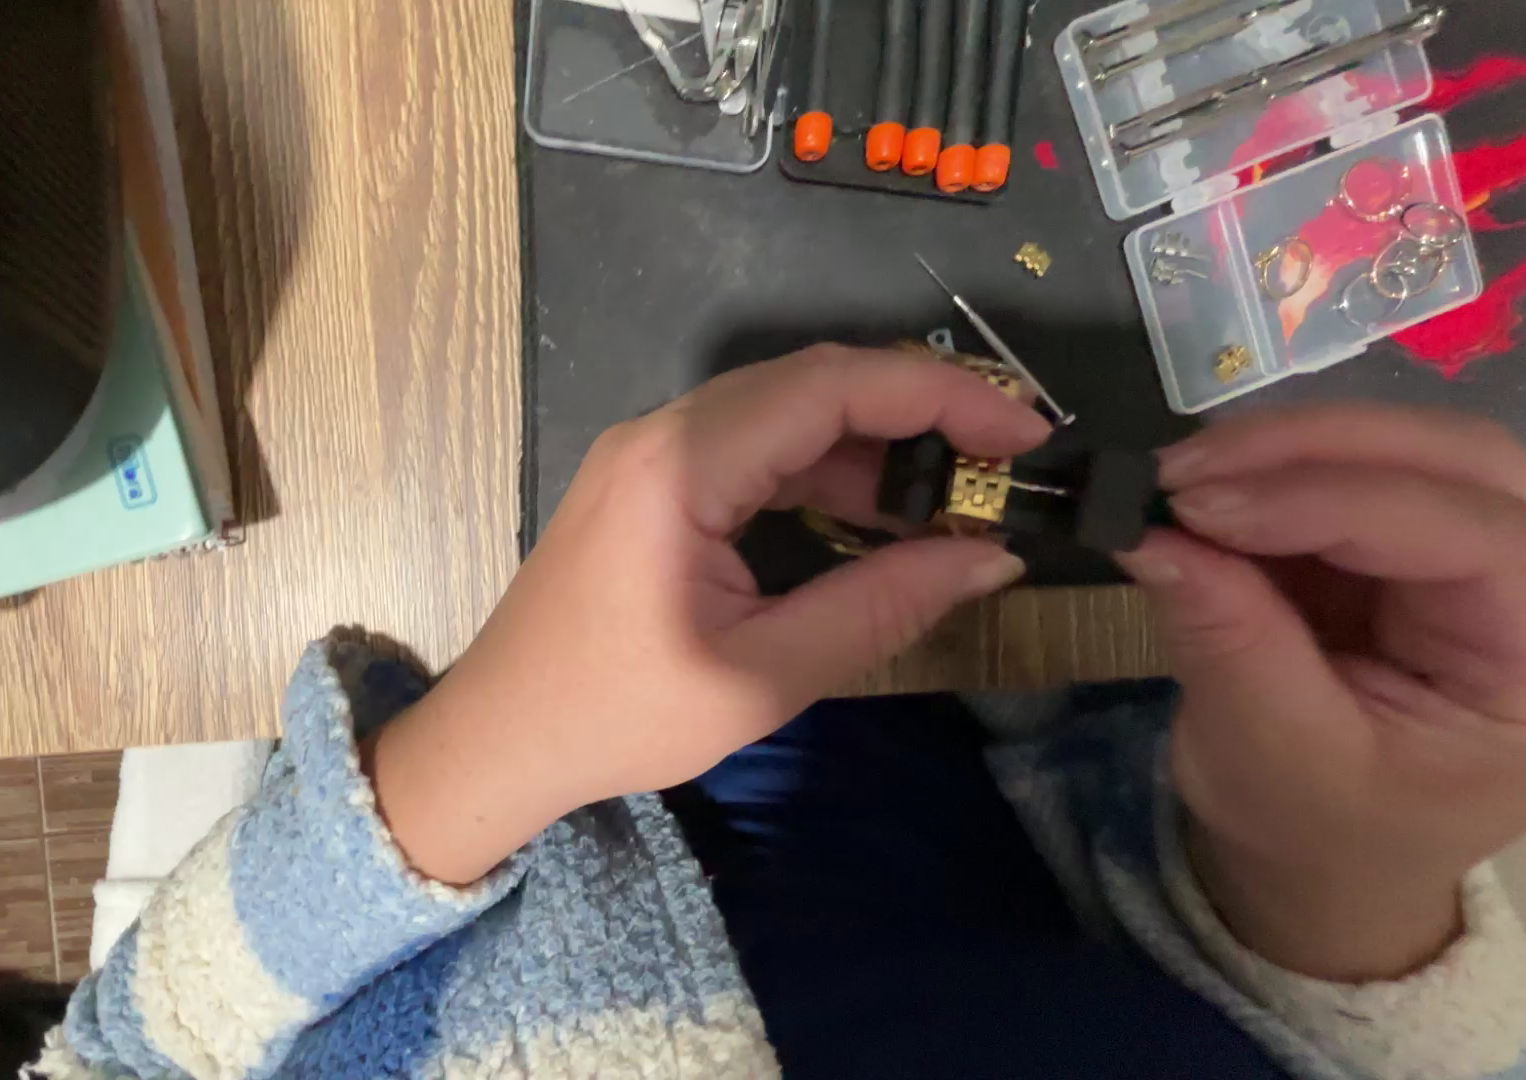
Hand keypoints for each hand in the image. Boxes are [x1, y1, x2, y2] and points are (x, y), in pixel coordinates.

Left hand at [364, 345, 1046, 884]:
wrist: (501, 734)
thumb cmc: (619, 715)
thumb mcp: (763, 675)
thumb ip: (881, 606)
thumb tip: (990, 556)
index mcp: (680, 465)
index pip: (830, 386)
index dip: (941, 395)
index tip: (1024, 435)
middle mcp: (657, 434)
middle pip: (805, 387)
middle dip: (910, 416)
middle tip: (995, 471)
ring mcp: (643, 454)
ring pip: (775, 418)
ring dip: (860, 451)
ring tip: (940, 506)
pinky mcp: (641, 483)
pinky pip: (741, 453)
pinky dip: (809, 476)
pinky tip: (860, 518)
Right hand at [1117, 404, 1525, 979]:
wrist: (1313, 842)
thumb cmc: (1309, 815)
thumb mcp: (1263, 740)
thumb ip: (1221, 633)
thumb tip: (1147, 536)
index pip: (1474, 539)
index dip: (1329, 502)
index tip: (1189, 506)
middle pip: (1458, 463)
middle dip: (1309, 447)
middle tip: (1176, 471)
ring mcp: (1463, 560)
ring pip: (1400, 449)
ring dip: (1278, 449)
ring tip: (1171, 480)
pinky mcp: (1386, 548)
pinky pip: (1333, 477)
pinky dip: (1255, 473)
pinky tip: (1193, 494)